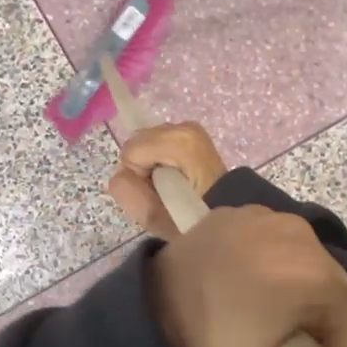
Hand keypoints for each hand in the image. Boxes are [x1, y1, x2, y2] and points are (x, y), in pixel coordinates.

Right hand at [107, 122, 227, 240]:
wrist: (226, 213)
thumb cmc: (193, 219)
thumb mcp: (157, 217)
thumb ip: (129, 193)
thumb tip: (120, 175)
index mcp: (180, 142)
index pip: (131, 152)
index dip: (137, 176)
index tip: (158, 194)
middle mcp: (185, 127)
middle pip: (137, 142)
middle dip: (143, 167)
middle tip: (163, 191)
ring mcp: (189, 128)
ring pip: (146, 143)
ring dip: (150, 164)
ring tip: (171, 185)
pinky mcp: (190, 133)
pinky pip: (157, 143)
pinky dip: (159, 159)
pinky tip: (175, 176)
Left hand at [151, 205, 346, 346]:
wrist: (131, 319)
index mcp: (314, 280)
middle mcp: (301, 237)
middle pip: (340, 299)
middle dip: (316, 325)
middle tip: (268, 342)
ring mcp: (269, 216)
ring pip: (313, 270)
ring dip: (294, 294)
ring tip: (250, 314)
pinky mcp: (242, 211)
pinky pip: (280, 248)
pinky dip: (269, 267)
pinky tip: (236, 286)